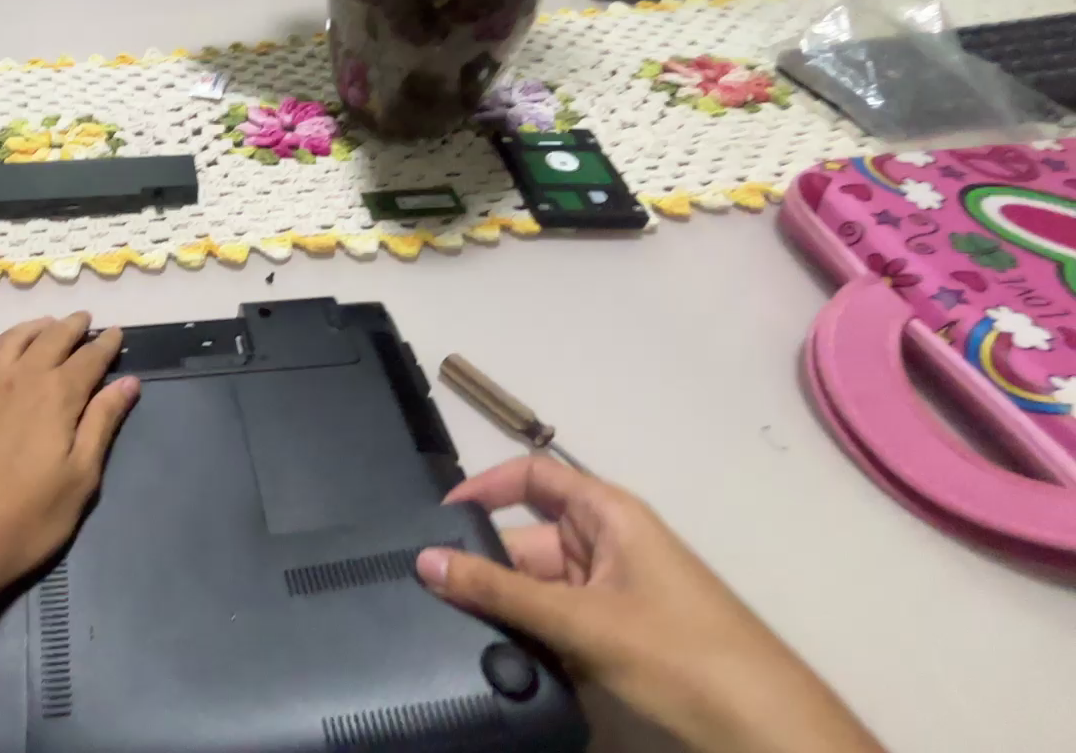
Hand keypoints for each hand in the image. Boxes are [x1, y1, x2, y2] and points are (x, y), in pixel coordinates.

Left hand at [0, 313, 138, 659]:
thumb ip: (102, 425)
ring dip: (34, 327)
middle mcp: (19, 377)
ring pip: (11, 340)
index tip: (116, 333)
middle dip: (73, 327)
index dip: (106, 344)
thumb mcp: (78, 480)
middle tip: (86, 319)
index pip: (89, 358)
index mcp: (56, 395)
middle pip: (51, 339)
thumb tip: (128, 383)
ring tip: (48, 324)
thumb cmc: (21, 520)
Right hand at [416, 457, 883, 752]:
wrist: (779, 741)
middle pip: (526, 537)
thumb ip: (498, 591)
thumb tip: (424, 560)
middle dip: (486, 565)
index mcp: (607, 515)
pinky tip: (501, 656)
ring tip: (458, 627)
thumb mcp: (582, 620)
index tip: (440, 518)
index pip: (532, 476)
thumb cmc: (683, 655)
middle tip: (435, 593)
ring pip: (537, 584)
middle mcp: (607, 542)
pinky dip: (530, 634)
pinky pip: (555, 618)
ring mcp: (613, 590)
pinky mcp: (616, 633)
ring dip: (506, 606)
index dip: (485, 487)